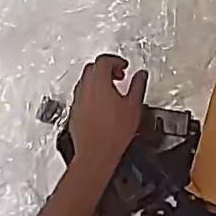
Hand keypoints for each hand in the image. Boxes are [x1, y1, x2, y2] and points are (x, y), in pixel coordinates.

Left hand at [69, 54, 147, 173]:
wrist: (95, 155)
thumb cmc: (113, 133)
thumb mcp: (134, 106)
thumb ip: (137, 85)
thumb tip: (140, 75)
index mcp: (99, 82)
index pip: (104, 61)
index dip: (116, 60)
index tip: (124, 66)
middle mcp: (85, 89)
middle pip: (92, 68)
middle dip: (107, 68)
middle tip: (119, 75)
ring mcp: (77, 101)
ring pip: (86, 81)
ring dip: (99, 81)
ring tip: (112, 91)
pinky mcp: (74, 112)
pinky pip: (82, 95)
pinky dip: (92, 94)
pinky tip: (103, 106)